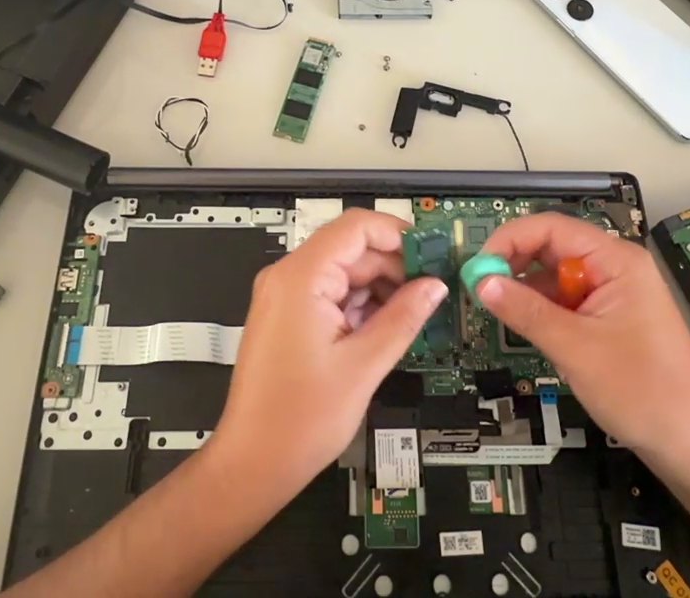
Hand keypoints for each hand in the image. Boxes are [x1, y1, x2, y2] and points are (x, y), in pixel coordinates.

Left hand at [211, 209, 447, 495]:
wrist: (253, 462)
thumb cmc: (302, 418)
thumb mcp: (364, 365)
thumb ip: (403, 318)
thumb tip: (435, 286)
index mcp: (300, 277)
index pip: (355, 227)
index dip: (398, 233)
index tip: (433, 254)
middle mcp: (288, 276)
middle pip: (351, 249)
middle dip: (394, 266)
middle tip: (434, 291)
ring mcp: (285, 296)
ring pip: (343, 272)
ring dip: (380, 288)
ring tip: (416, 314)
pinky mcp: (288, 316)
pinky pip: (330, 293)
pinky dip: (360, 305)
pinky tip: (387, 326)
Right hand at [473, 215, 689, 457]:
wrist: (689, 443)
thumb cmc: (640, 390)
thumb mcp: (574, 348)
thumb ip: (525, 311)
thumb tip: (481, 283)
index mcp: (616, 260)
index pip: (552, 228)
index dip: (510, 240)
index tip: (477, 268)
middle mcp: (615, 267)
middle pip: (552, 248)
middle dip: (514, 265)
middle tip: (480, 290)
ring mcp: (614, 292)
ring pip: (555, 276)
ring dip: (526, 290)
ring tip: (498, 312)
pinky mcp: (610, 317)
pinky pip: (566, 300)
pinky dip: (542, 310)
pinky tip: (525, 327)